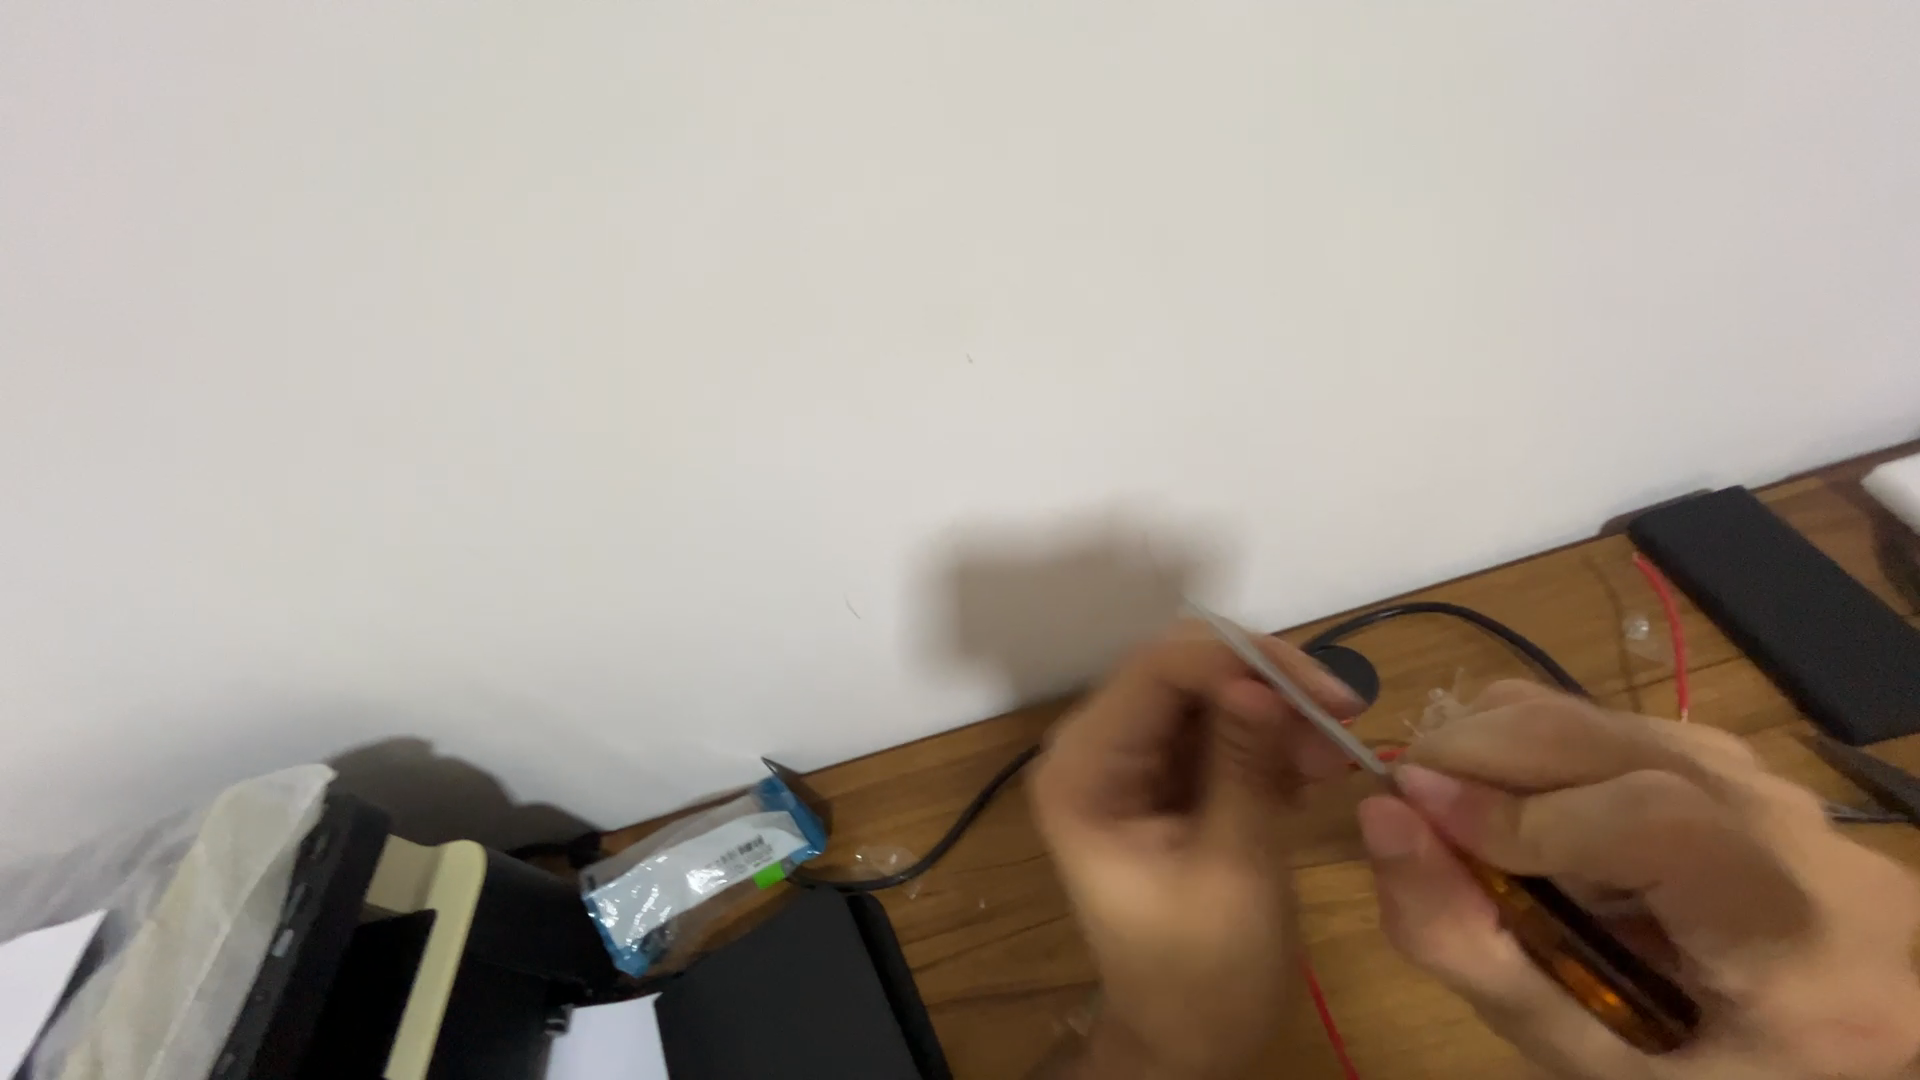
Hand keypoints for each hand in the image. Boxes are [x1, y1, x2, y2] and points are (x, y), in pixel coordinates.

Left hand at [1029, 620, 1364, 1078]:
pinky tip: (1311, 769)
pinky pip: (1215, 726)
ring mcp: (1125, 754)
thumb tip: (1262, 680)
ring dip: (1274, 711)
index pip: (1155, 672)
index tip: (1324, 694)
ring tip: (1334, 756)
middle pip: (1179, 671)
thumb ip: (1244, 767)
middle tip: (1342, 715)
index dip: (1238, 663)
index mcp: (1082, 768)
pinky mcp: (1160, 770)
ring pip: (1204, 692)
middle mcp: (1092, 745)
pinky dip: (1266, 737)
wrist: (1183, 1036)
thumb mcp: (1234, 871)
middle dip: (1263, 683)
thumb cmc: (1202, 977)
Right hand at [1359, 680, 1919, 1078]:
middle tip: (1407, 794)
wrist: (1773, 1022)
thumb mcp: (1563, 1044)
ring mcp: (1767, 784)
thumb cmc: (1672, 1061)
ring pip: (1585, 712)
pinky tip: (1516, 800)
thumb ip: (1460, 940)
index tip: (1412, 811)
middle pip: (1601, 742)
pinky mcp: (1723, 752)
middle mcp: (1807, 844)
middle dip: (1470, 751)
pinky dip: (1517, 740)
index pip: (1658, 826)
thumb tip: (1376, 812)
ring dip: (1486, 743)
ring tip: (1460, 808)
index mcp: (1802, 952)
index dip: (1517, 811)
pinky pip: (1588, 712)